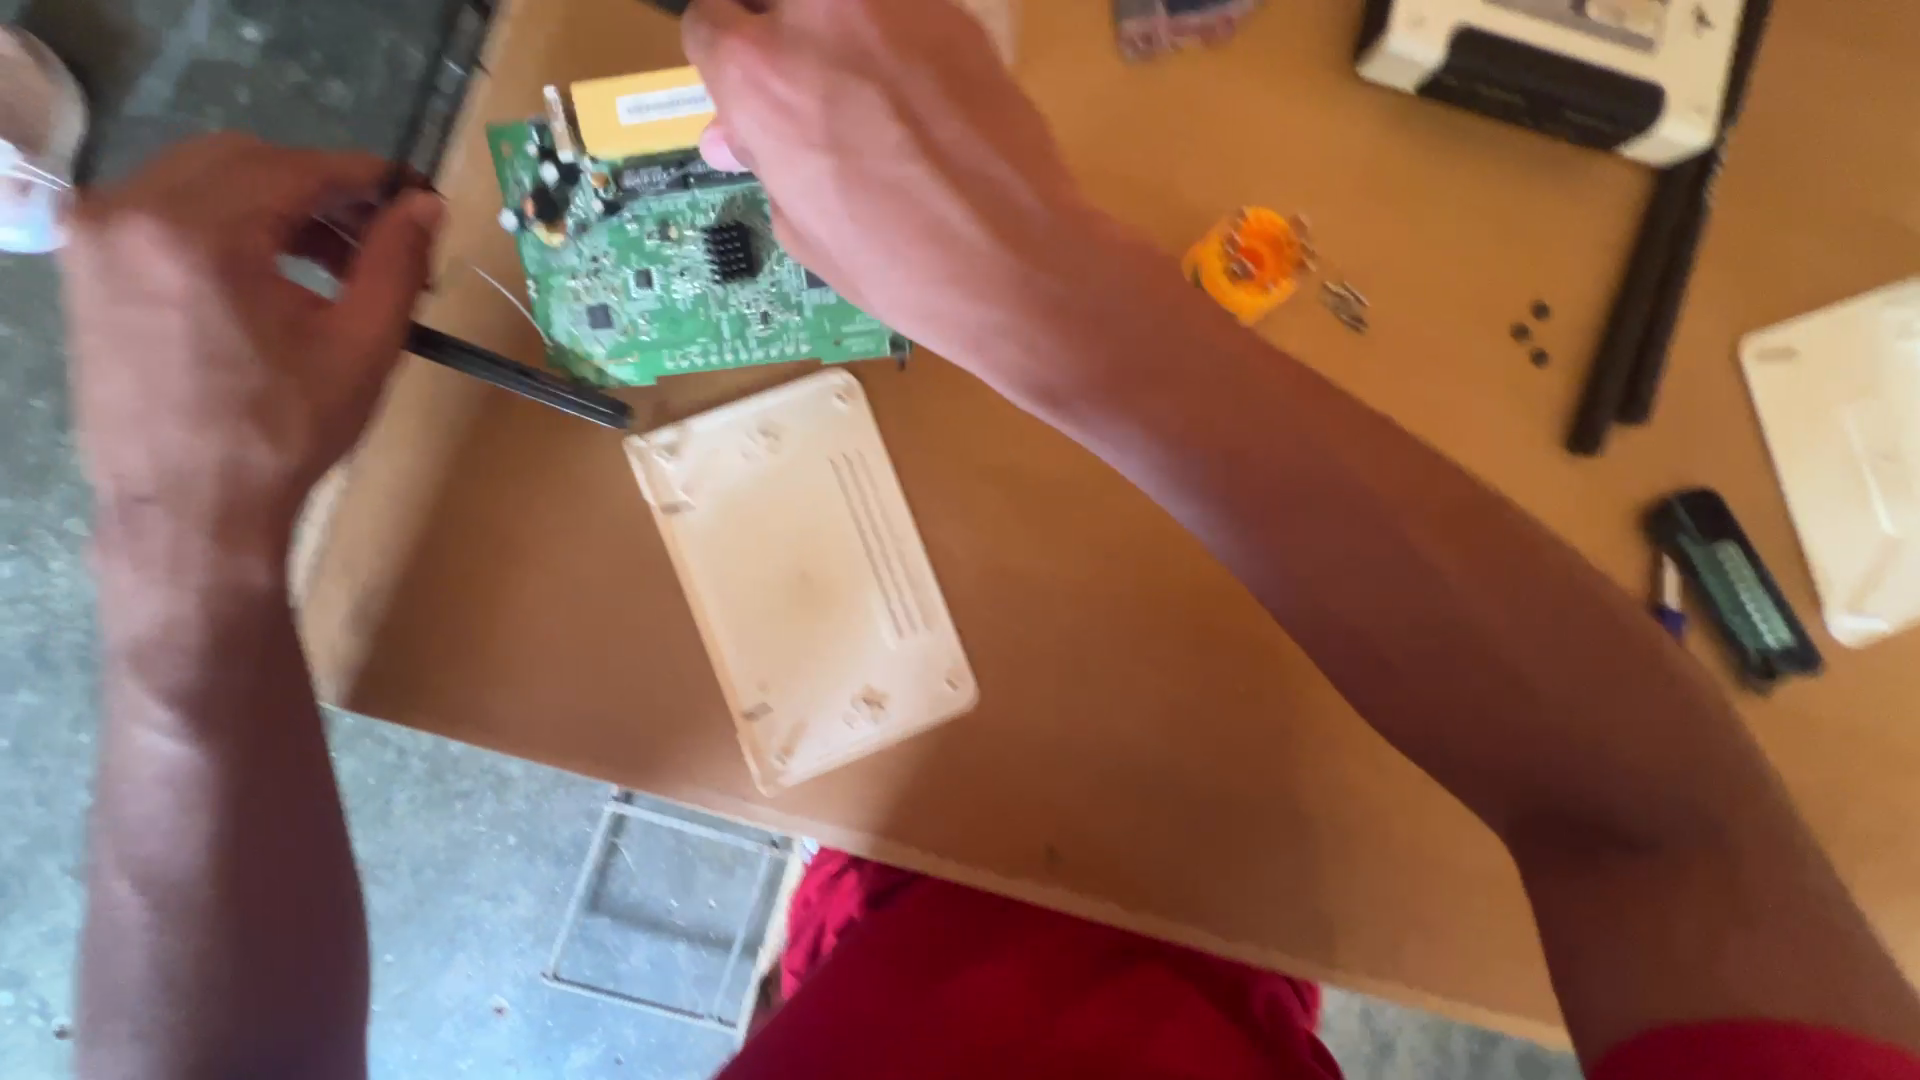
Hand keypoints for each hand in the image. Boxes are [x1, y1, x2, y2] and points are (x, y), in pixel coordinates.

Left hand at [59, 135, 440, 573]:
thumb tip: (426, 205)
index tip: (416, 195)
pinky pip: (170, 209)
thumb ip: (396, 263)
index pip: (295, 168)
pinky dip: (234, 224)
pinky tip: (280, 274)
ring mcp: (94, 233)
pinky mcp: (87, 260)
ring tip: (340, 265)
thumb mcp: (364, 345)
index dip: (366, 176)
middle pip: (245, 160)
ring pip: (204, 179)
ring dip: (280, 205)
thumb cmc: (288, 429)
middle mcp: (127, 210)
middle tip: (385, 237)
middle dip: (324, 190)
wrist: (192, 501)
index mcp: (197, 231)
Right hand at [683, 0, 1115, 366]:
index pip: (708, 23)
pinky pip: (903, 10)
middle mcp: (820, 12)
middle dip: (780, 31)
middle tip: (809, 87)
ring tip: (872, 93)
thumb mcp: (806, 231)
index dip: (729, 67)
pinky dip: (899, 41)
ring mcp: (894, 1)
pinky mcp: (956, 11)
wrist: (1014, 264)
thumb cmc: (900, 269)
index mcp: (760, 74)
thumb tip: (733, 135)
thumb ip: (764, 162)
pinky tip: (923, 99)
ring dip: (842, 31)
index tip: (752, 97)